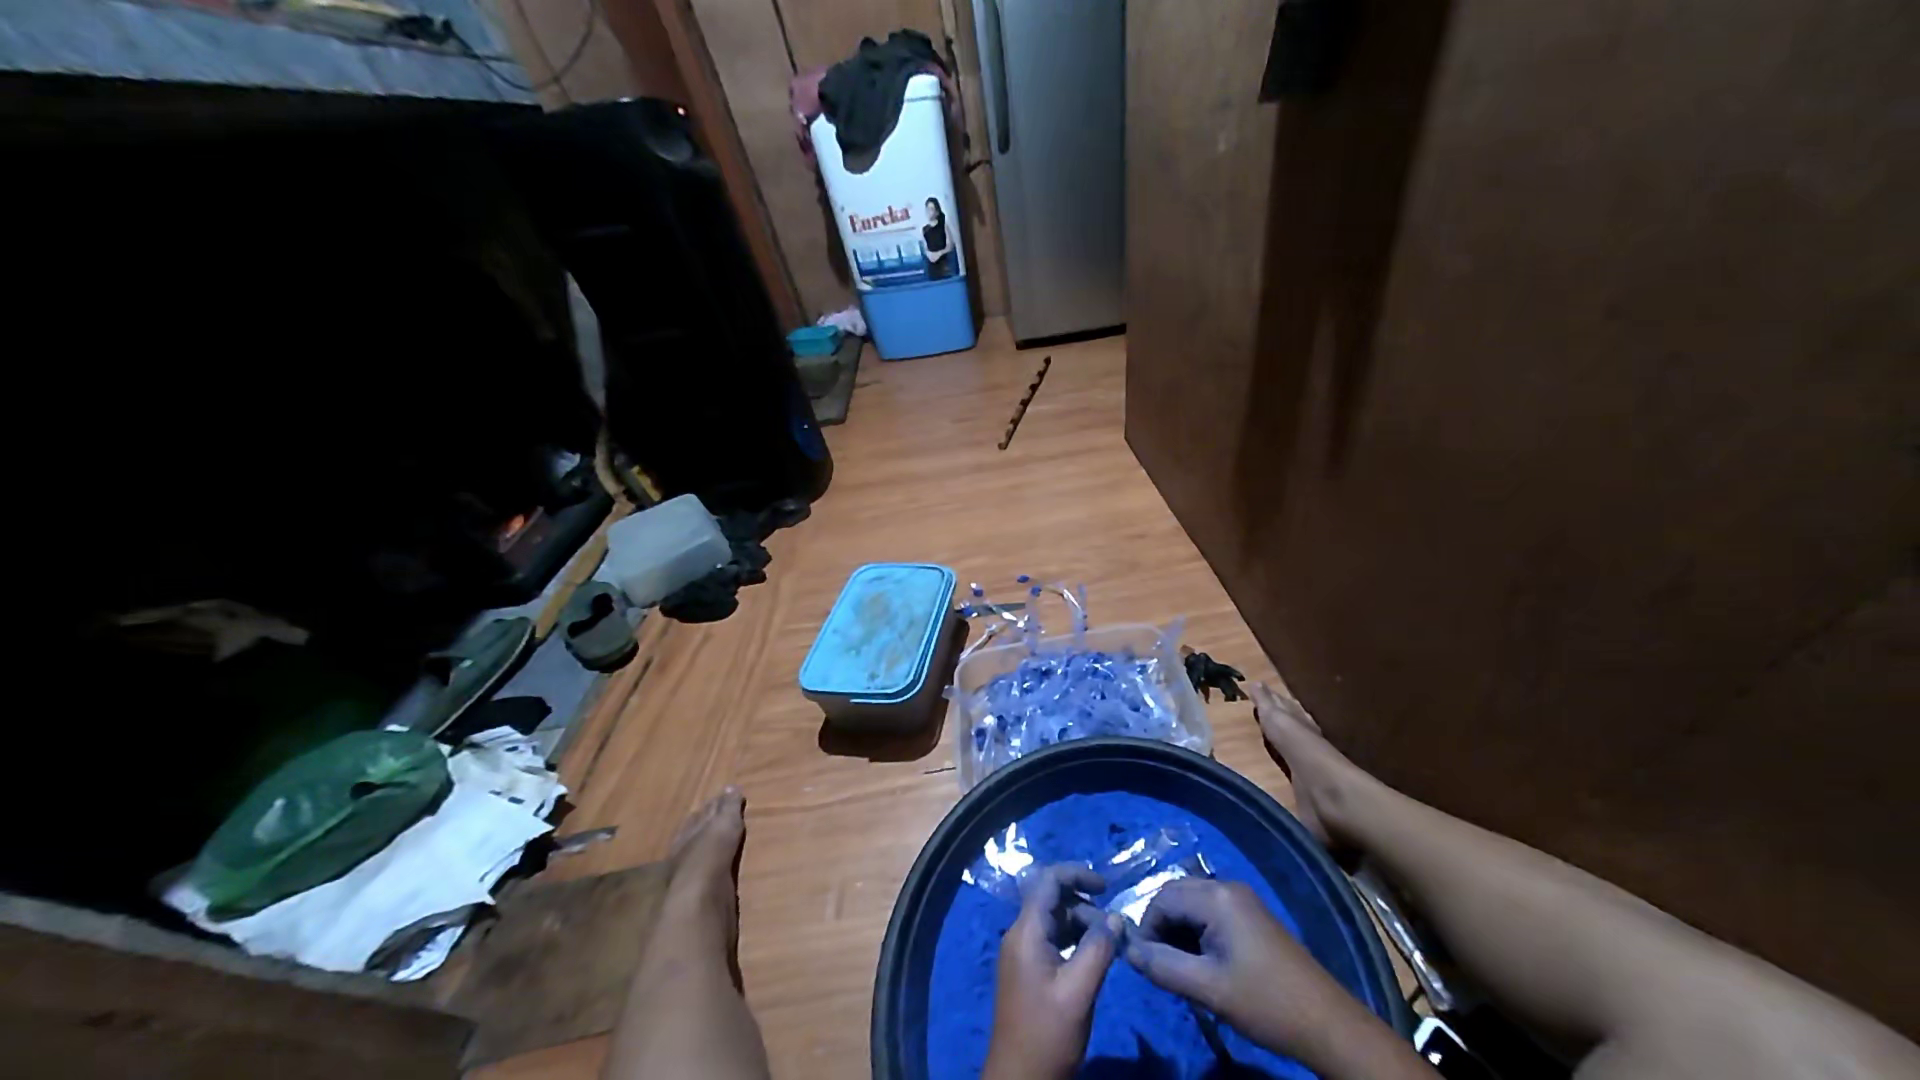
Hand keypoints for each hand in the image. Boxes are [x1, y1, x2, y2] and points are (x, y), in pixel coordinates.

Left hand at [983, 864, 1123, 1079]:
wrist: (1019, 1079)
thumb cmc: (1048, 1033)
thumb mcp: (1079, 991)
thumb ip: (1098, 949)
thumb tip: (1117, 916)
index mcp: (1026, 931)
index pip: (1047, 881)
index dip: (1076, 874)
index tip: (1107, 886)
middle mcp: (1020, 934)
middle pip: (1051, 899)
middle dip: (1085, 904)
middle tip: (1115, 929)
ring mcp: (1022, 953)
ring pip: (1054, 920)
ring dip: (1082, 923)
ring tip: (1111, 945)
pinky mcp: (1028, 970)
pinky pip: (1052, 939)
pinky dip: (1075, 940)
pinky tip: (1095, 957)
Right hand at [1124, 878, 1370, 1065]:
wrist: (1328, 1024)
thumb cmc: (1265, 1003)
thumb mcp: (1207, 988)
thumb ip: (1162, 966)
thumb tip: (1127, 950)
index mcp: (1217, 897)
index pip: (1162, 898)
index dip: (1146, 928)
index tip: (1147, 962)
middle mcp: (1227, 887)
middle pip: (1175, 894)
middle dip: (1161, 925)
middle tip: (1161, 963)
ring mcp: (1242, 900)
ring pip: (1192, 902)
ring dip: (1178, 929)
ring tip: (1180, 966)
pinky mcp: (1251, 915)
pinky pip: (1209, 911)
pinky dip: (1196, 930)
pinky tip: (1201, 961)